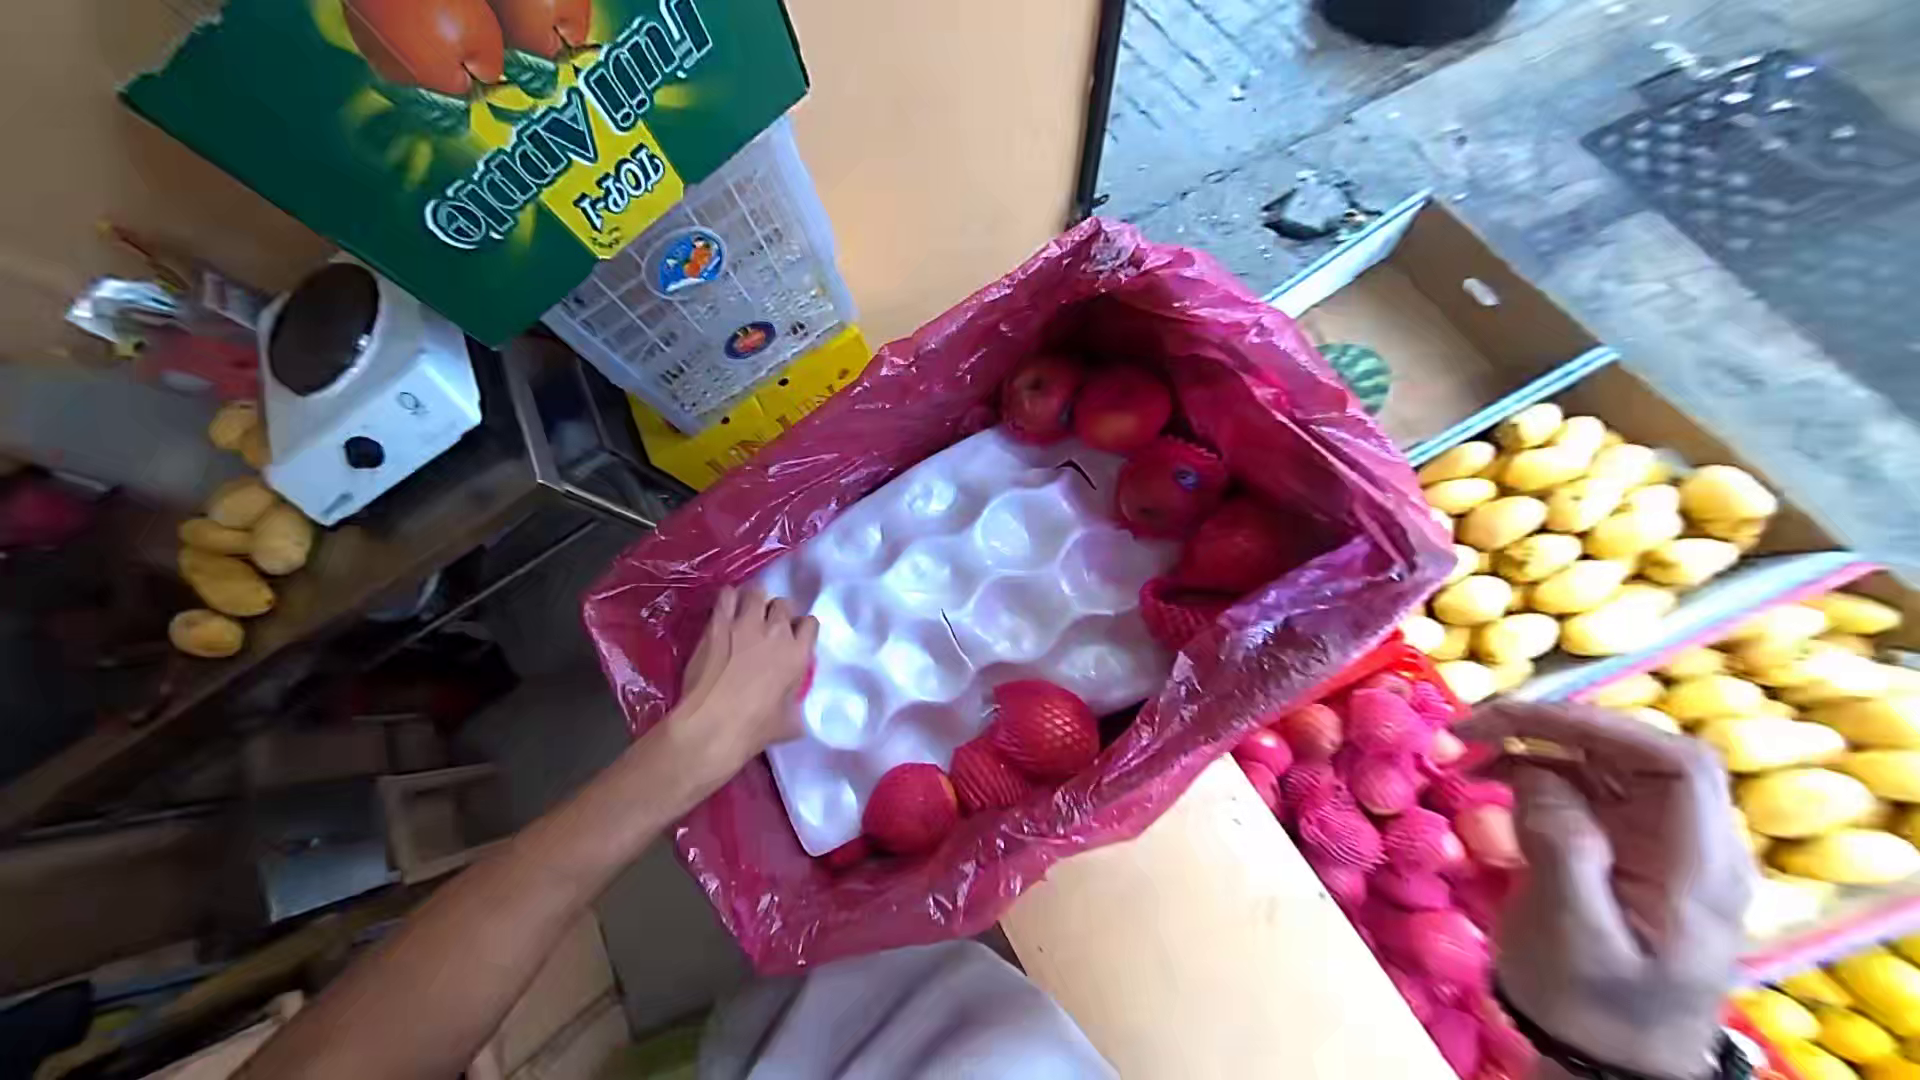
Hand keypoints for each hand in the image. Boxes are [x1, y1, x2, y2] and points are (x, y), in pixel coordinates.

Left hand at [667, 586, 817, 785]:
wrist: (713, 725)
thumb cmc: (755, 728)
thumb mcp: (789, 723)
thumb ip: (796, 709)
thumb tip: (796, 715)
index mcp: (798, 654)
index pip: (810, 623)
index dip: (802, 628)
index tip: (794, 637)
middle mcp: (776, 632)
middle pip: (784, 604)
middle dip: (778, 611)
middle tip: (768, 625)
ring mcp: (746, 624)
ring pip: (757, 593)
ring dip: (755, 600)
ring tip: (747, 610)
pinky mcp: (718, 624)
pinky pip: (727, 596)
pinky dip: (729, 598)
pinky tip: (726, 608)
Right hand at [1459, 702, 1750, 1079]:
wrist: (1597, 1049)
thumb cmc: (1589, 998)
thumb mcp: (1571, 931)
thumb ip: (1561, 848)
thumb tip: (1531, 774)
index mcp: (1694, 864)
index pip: (1674, 762)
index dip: (1595, 725)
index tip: (1512, 721)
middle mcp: (1682, 840)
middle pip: (1630, 749)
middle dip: (1548, 724)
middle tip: (1470, 728)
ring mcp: (1646, 839)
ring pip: (1596, 758)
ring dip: (1529, 741)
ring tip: (1464, 748)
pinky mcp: (1610, 841)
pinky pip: (1572, 781)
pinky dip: (1522, 764)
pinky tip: (1481, 774)